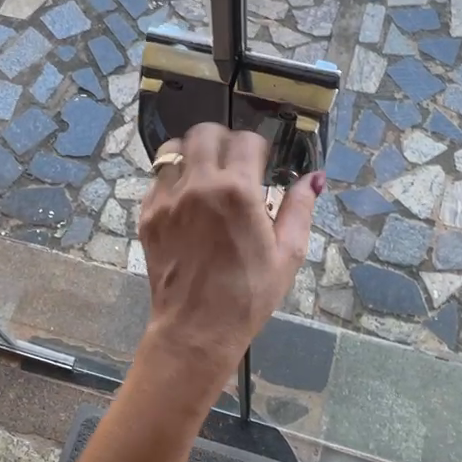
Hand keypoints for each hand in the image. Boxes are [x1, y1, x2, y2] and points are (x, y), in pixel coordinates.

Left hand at [137, 124, 323, 375]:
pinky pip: (158, 180)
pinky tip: (187, 203)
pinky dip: (173, 181)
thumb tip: (312, 177)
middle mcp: (198, 186)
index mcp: (237, 192)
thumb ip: (299, 208)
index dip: (258, 148)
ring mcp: (167, 200)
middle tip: (233, 163)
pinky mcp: (148, 215)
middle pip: (204, 132)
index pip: (245, 141)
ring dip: (193, 155)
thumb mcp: (288, 254)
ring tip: (205, 176)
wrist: (197, 328)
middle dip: (223, 141)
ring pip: (174, 150)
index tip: (262, 164)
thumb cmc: (249, 295)